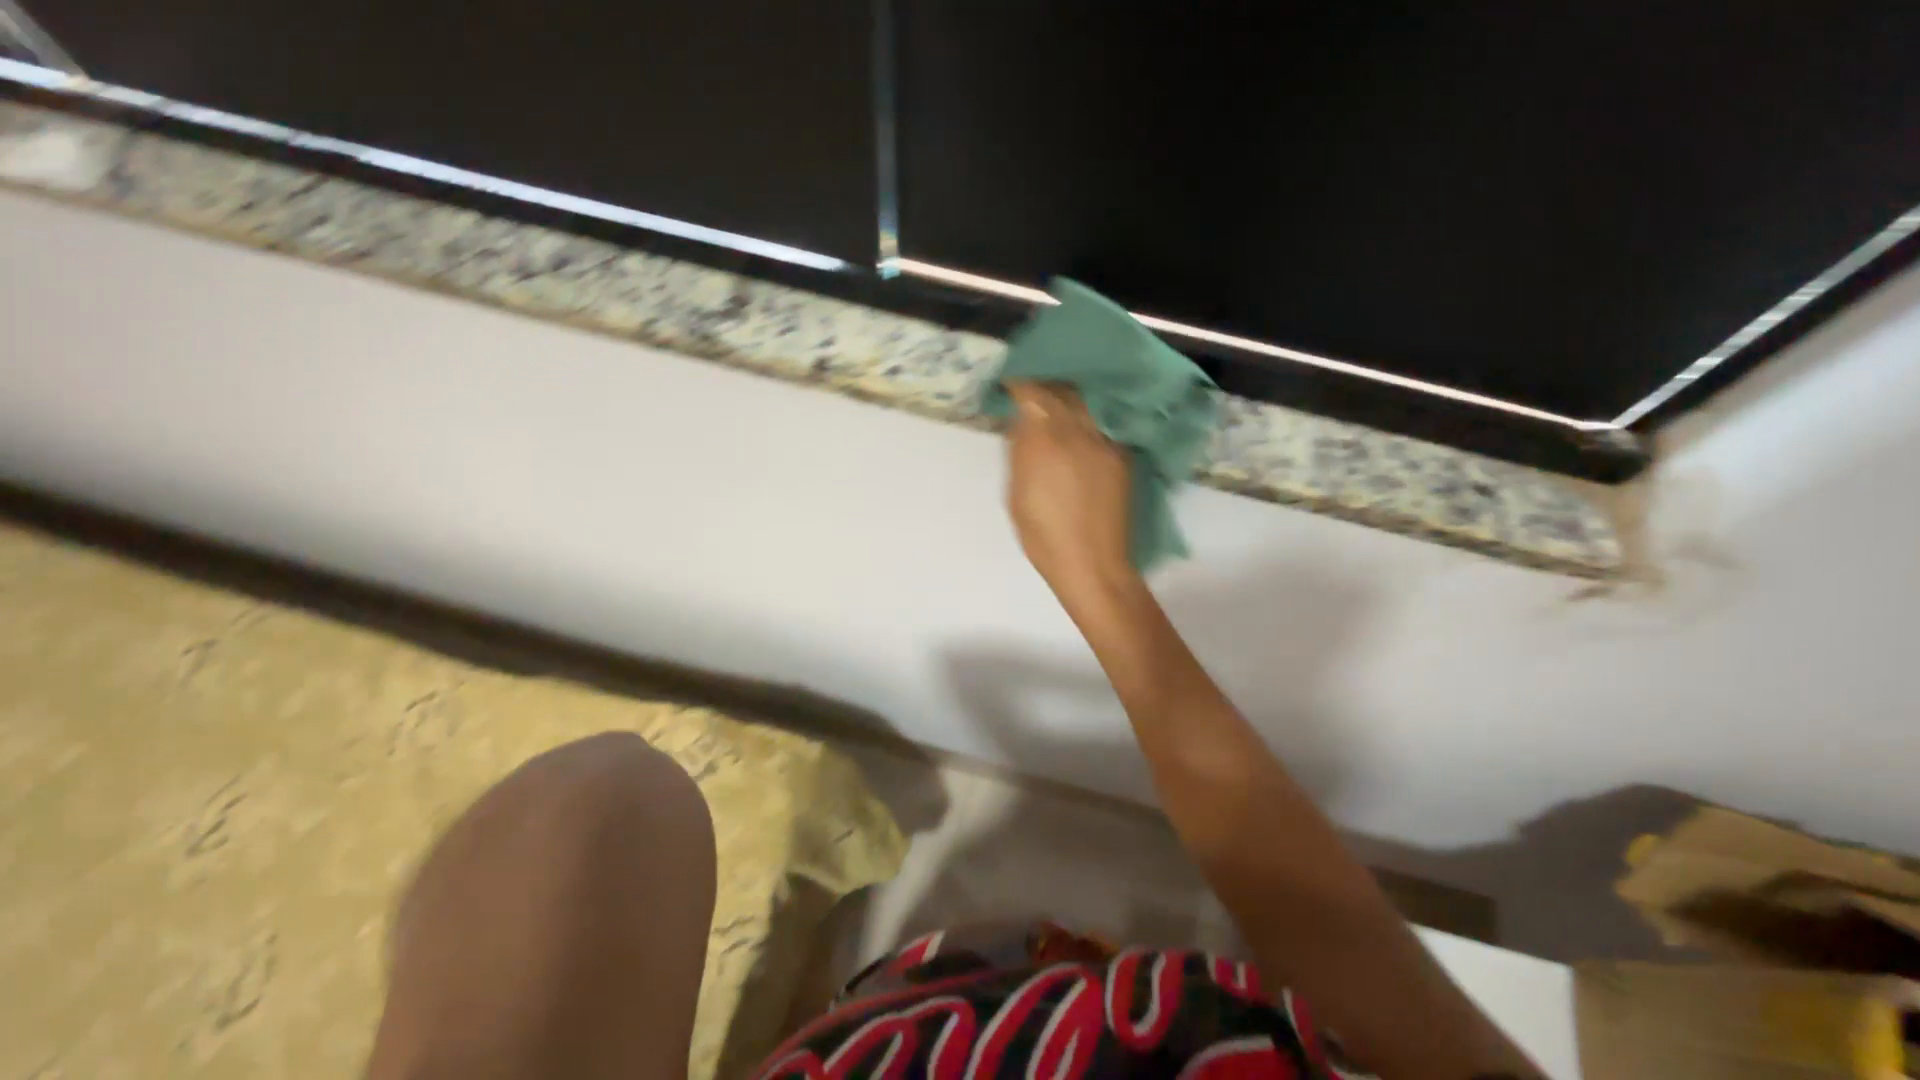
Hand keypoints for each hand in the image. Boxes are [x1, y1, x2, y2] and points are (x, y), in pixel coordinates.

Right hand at [1005, 382, 1136, 597]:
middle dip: (1046, 382)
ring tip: (1058, 395)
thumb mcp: (1016, 493)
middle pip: (1062, 388)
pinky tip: (1082, 419)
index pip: (1032, 392)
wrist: (1092, 563)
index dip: (1020, 382)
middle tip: (1033, 384)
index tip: (1011, 382)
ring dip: (1070, 393)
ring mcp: (1105, 440)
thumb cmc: (1043, 536)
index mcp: (1044, 441)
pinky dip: (1090, 412)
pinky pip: (1104, 419)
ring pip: (1087, 400)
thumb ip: (1019, 451)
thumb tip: (1021, 423)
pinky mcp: (1123, 452)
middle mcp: (1078, 431)